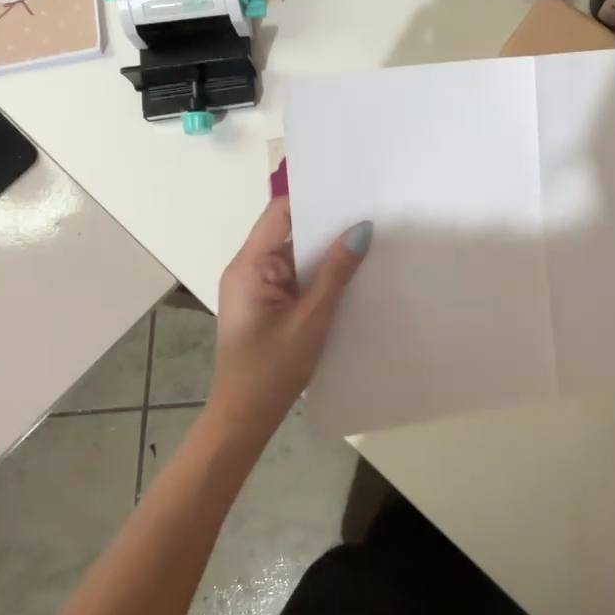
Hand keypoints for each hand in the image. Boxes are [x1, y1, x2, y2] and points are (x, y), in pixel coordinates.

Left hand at [208, 198, 371, 430]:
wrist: (244, 418)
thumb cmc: (272, 369)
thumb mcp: (311, 318)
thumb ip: (336, 272)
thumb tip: (362, 228)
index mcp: (250, 266)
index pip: (280, 213)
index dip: (313, 200)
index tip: (350, 195)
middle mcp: (249, 269)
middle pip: (289, 231)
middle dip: (327, 225)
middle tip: (369, 216)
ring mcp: (257, 287)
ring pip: (295, 255)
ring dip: (326, 252)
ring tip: (367, 241)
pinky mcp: (267, 303)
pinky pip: (295, 276)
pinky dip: (319, 274)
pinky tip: (349, 274)